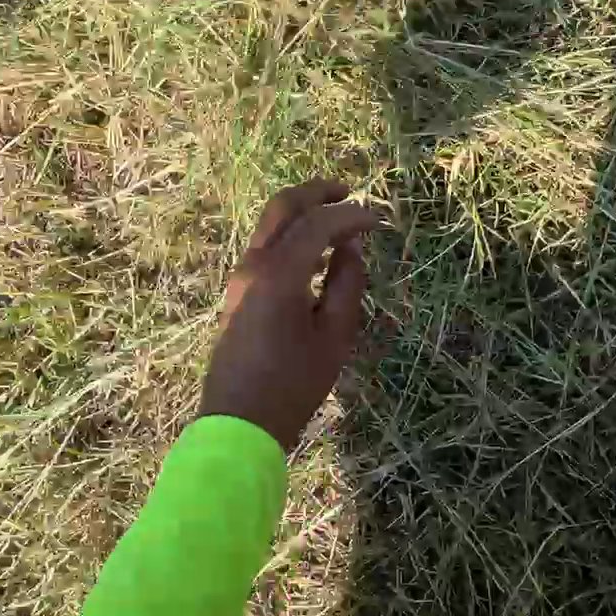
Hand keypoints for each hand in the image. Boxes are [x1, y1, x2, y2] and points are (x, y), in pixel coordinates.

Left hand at [199, 179, 382, 452]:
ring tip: (337, 220)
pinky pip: (266, 246)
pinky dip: (292, 234)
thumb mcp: (335, 335)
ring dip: (303, 212)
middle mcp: (254, 264)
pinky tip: (316, 251)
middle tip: (347, 191)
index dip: (351, 216)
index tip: (377, 222)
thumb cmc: (294, 383)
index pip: (319, 223)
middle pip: (283, 207)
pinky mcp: (238, 291)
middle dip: (316, 192)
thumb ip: (347, 283)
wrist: (239, 424)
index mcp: (279, 273)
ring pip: (270, 224)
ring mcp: (240, 276)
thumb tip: (351, 248)